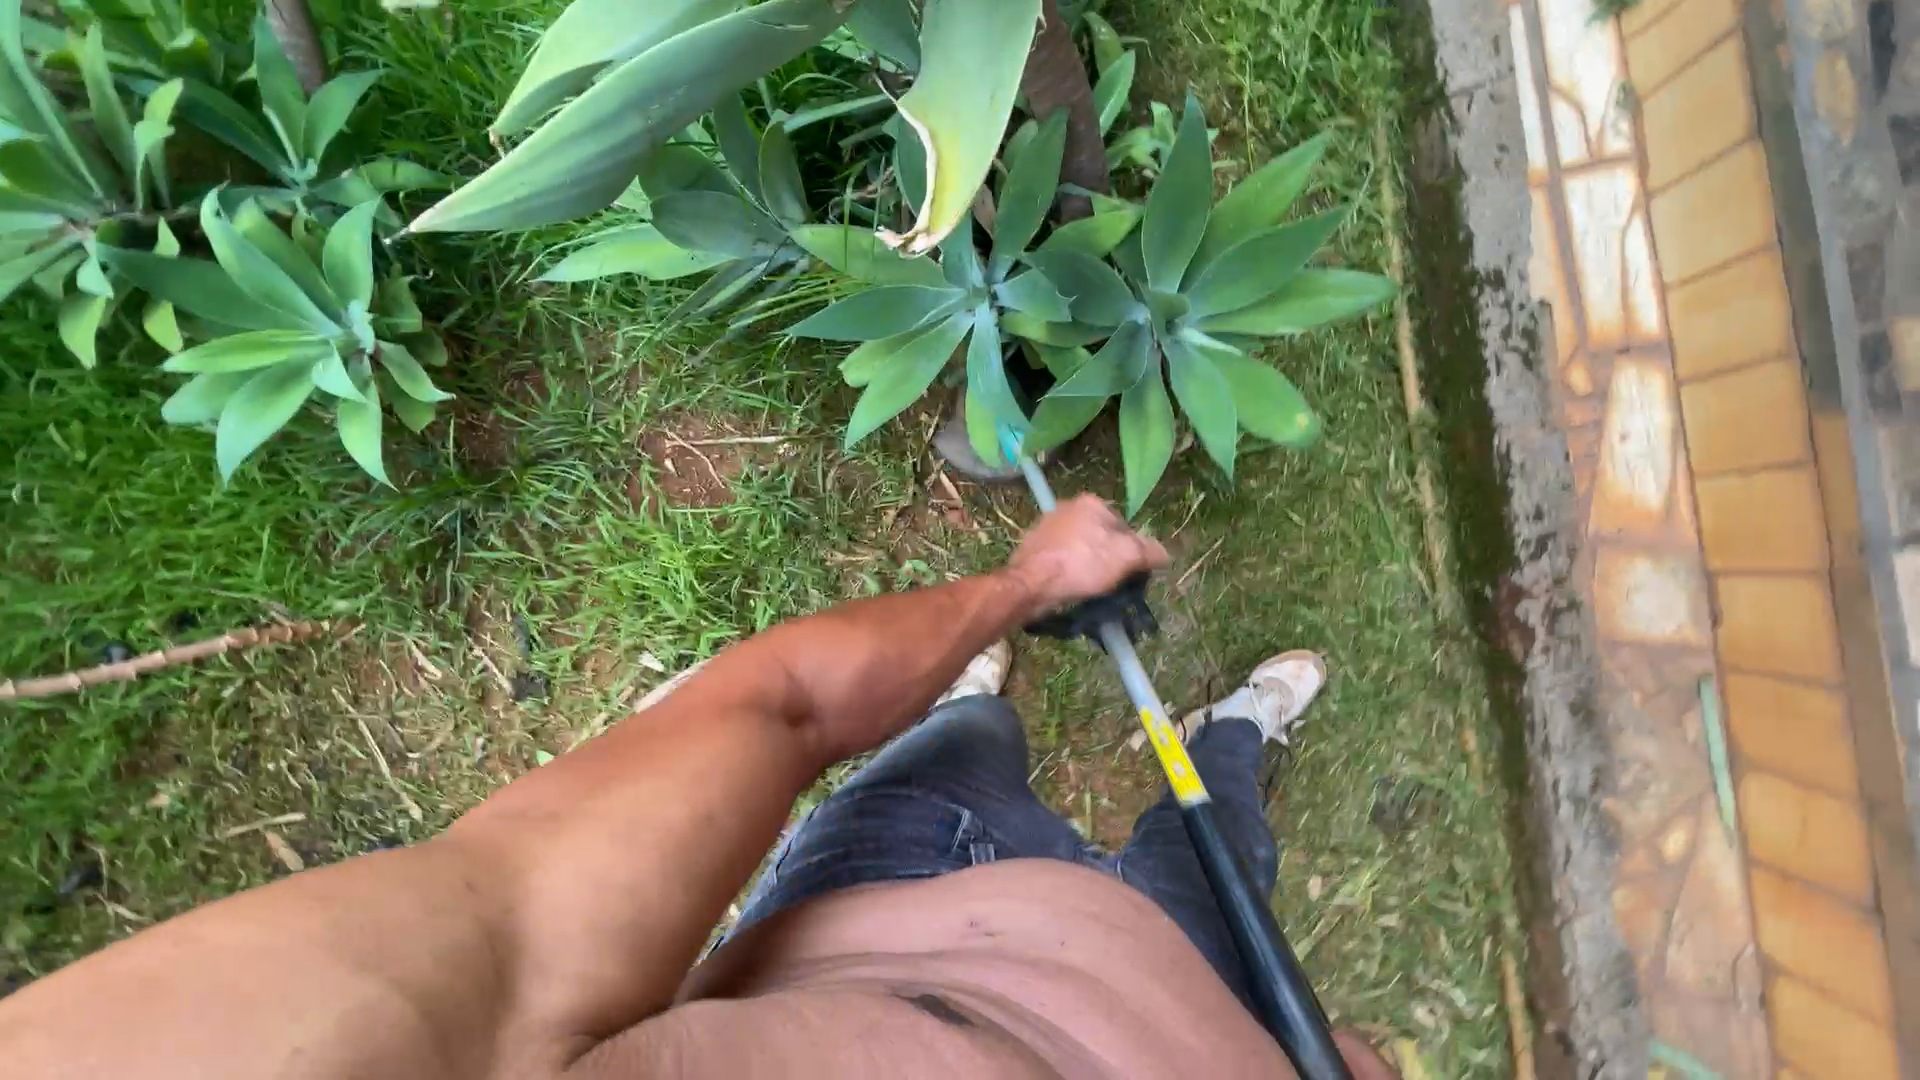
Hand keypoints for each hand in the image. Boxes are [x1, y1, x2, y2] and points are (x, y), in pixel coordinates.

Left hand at [1003, 494, 1169, 616]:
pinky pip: (1060, 557)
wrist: (1032, 583)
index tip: (1129, 573)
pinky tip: (1069, 586)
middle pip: (1100, 536)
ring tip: (1089, 587)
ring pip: (1079, 547)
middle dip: (1107, 557)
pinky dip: (1067, 570)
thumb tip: (1163, 553)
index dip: (1131, 551)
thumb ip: (1150, 551)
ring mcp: (1046, 525)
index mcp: (1092, 503)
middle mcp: (1067, 506)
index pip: (1124, 526)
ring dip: (1086, 565)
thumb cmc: (1083, 564)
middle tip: (1110, 582)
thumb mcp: (1127, 557)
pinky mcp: (1032, 545)